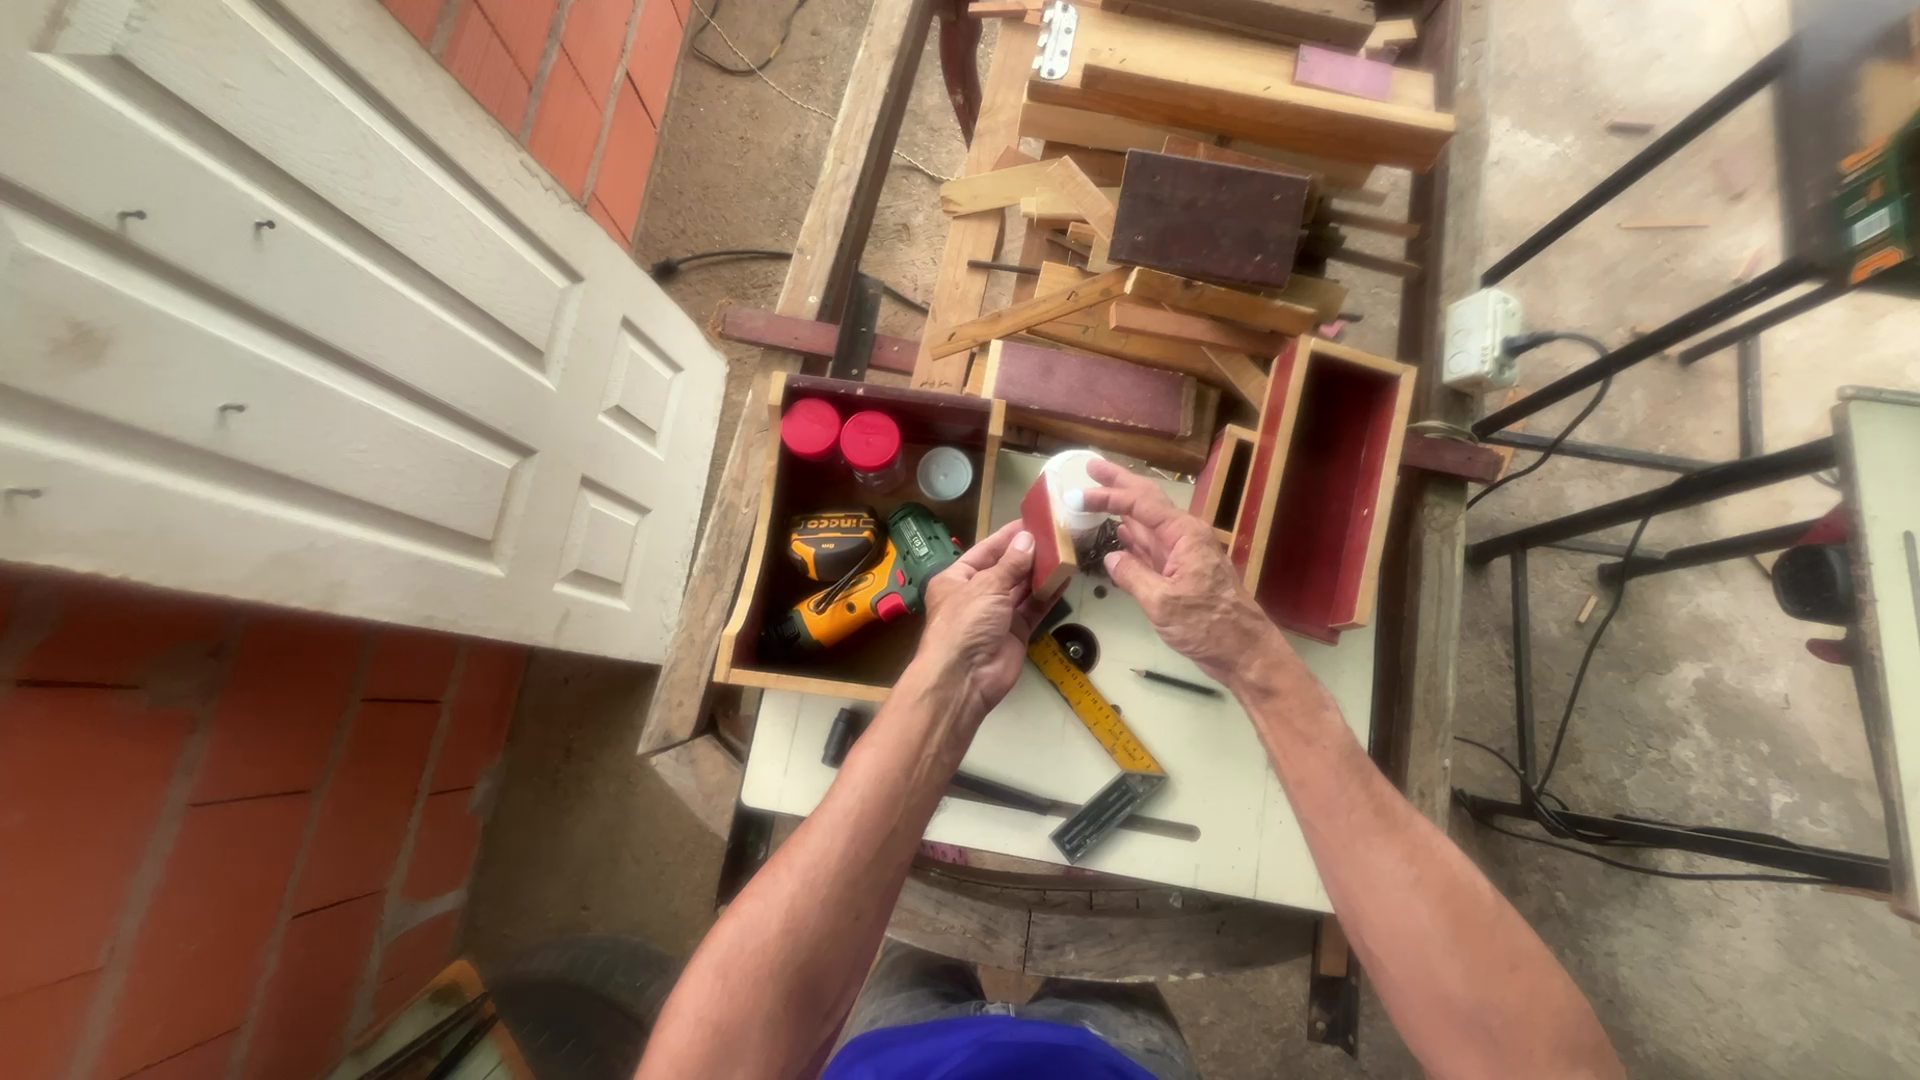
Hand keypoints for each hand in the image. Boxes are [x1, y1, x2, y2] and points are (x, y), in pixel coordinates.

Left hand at [916, 520, 1058, 720]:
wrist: (964, 678)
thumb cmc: (964, 624)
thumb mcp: (985, 587)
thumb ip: (1010, 564)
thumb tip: (1028, 539)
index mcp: (956, 579)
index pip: (985, 551)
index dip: (1008, 537)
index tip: (1032, 521)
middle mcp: (976, 594)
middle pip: (1006, 569)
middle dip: (1029, 554)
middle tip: (1057, 535)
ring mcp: (997, 615)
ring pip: (1023, 588)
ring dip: (1041, 572)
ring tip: (1065, 551)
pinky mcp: (1016, 633)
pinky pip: (1034, 609)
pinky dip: (1048, 595)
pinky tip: (1065, 578)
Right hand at [1073, 458, 1284, 681]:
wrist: (1243, 651)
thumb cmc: (1208, 625)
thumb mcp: (1162, 601)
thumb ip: (1133, 575)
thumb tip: (1112, 558)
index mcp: (1184, 535)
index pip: (1140, 505)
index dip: (1107, 497)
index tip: (1078, 494)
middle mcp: (1184, 537)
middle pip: (1147, 501)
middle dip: (1119, 482)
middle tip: (1091, 466)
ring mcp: (1183, 555)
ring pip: (1147, 523)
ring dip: (1123, 507)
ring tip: (1099, 492)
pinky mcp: (1180, 573)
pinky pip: (1151, 547)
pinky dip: (1132, 537)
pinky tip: (1119, 532)